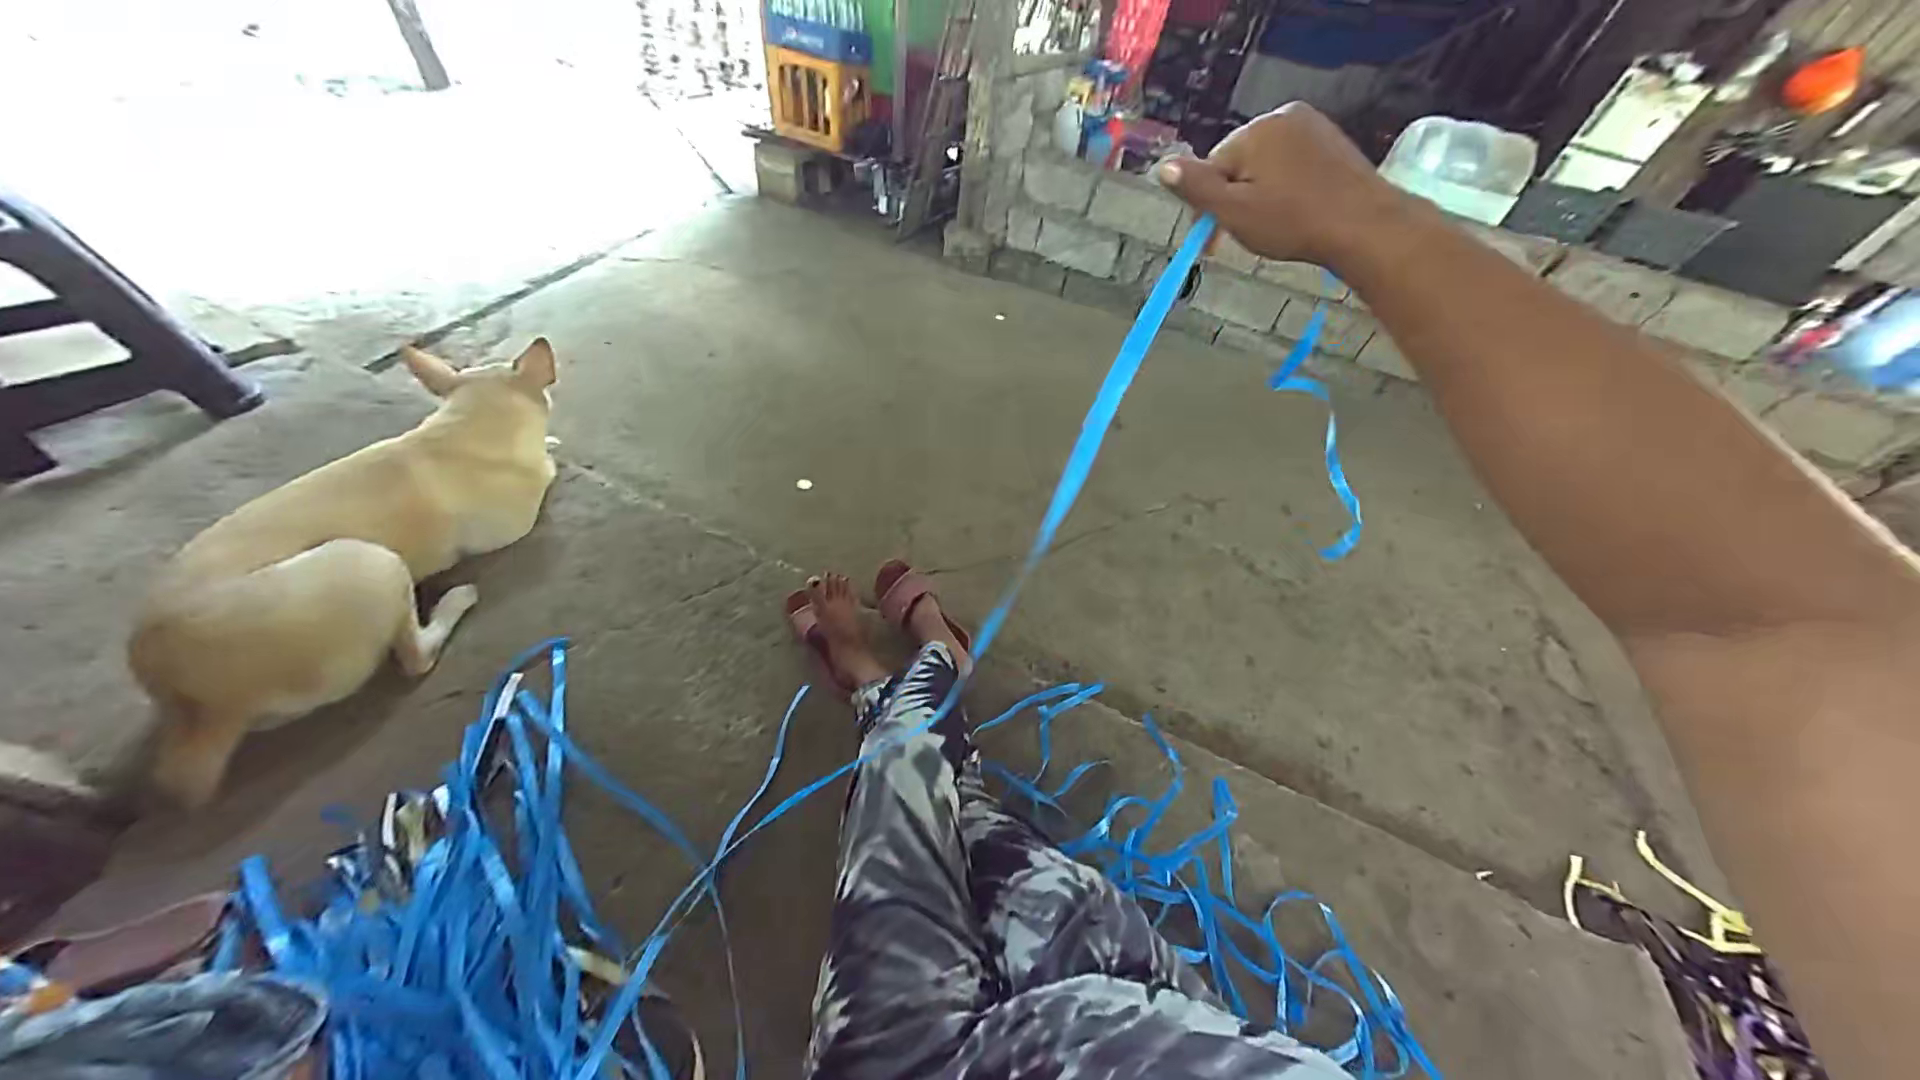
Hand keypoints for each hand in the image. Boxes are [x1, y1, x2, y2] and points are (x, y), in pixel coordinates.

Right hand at [1156, 103, 1421, 270]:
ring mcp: (1311, 125)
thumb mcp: (1232, 211)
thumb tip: (1163, 166)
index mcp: (1255, 131)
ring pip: (1264, 166)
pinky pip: (1291, 164)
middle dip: (1235, 198)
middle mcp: (1283, 117)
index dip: (1209, 206)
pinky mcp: (1331, 141)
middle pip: (1238, 164)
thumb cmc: (1292, 221)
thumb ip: (1195, 188)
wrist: (1362, 225)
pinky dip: (1284, 188)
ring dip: (1259, 195)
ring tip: (1272, 226)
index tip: (1213, 240)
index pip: (1212, 168)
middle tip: (1245, 235)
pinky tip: (1294, 212)